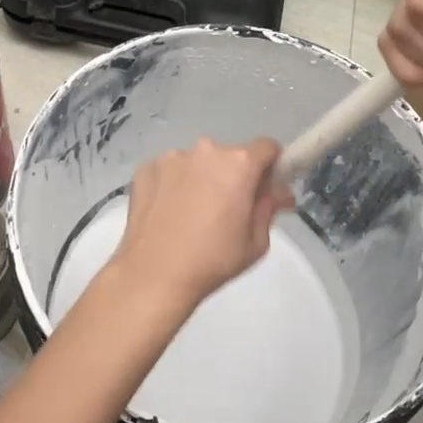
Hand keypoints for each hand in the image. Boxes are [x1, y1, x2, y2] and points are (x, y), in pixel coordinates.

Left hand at [109, 139, 293, 307]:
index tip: (266, 189)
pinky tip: (169, 213)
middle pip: (229, 156)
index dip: (272, 167)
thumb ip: (269, 208)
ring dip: (202, 179)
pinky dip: (173, 185)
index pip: (267, 148)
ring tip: (193, 214)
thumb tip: (277, 193)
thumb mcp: (256, 242)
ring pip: (197, 163)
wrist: (153, 274)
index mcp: (237, 164)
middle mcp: (204, 151)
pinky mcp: (145, 169)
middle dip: (234, 177)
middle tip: (229, 210)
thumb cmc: (212, 260)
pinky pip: (169, 172)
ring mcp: (170, 158)